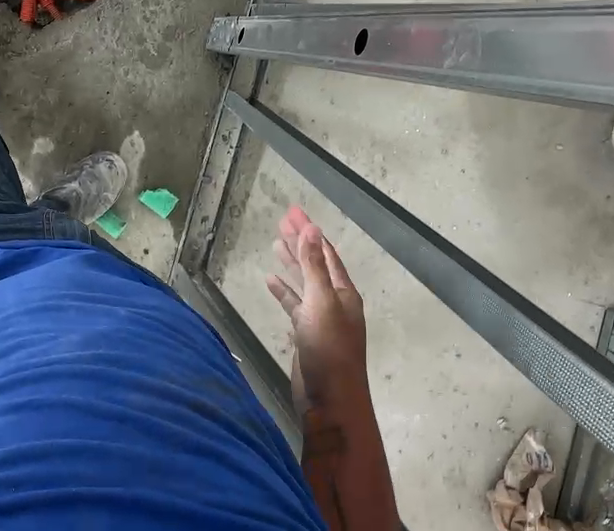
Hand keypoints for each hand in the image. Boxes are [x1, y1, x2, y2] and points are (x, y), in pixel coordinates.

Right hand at [265, 206, 367, 411]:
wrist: (331, 402)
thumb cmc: (329, 351)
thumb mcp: (321, 303)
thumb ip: (314, 266)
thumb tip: (311, 228)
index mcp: (343, 292)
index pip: (324, 251)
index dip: (308, 230)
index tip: (292, 211)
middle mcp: (334, 301)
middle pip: (314, 263)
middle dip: (299, 241)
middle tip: (281, 219)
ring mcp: (321, 319)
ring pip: (303, 282)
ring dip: (291, 263)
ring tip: (275, 242)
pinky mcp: (307, 335)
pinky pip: (294, 304)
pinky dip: (284, 291)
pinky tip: (270, 280)